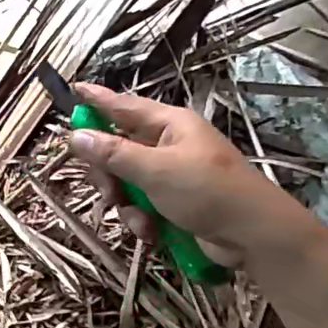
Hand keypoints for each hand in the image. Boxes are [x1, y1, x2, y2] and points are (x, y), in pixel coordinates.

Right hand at [65, 84, 323, 270]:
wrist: (254, 236)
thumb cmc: (208, 192)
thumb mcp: (156, 171)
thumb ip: (113, 154)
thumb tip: (76, 136)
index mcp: (168, 125)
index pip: (123, 106)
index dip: (96, 100)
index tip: (73, 90)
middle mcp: (167, 146)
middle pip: (116, 150)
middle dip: (109, 175)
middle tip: (109, 191)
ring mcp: (170, 175)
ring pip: (125, 183)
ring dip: (126, 205)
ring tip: (141, 221)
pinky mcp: (172, 202)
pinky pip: (140, 205)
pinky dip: (141, 219)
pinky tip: (152, 232)